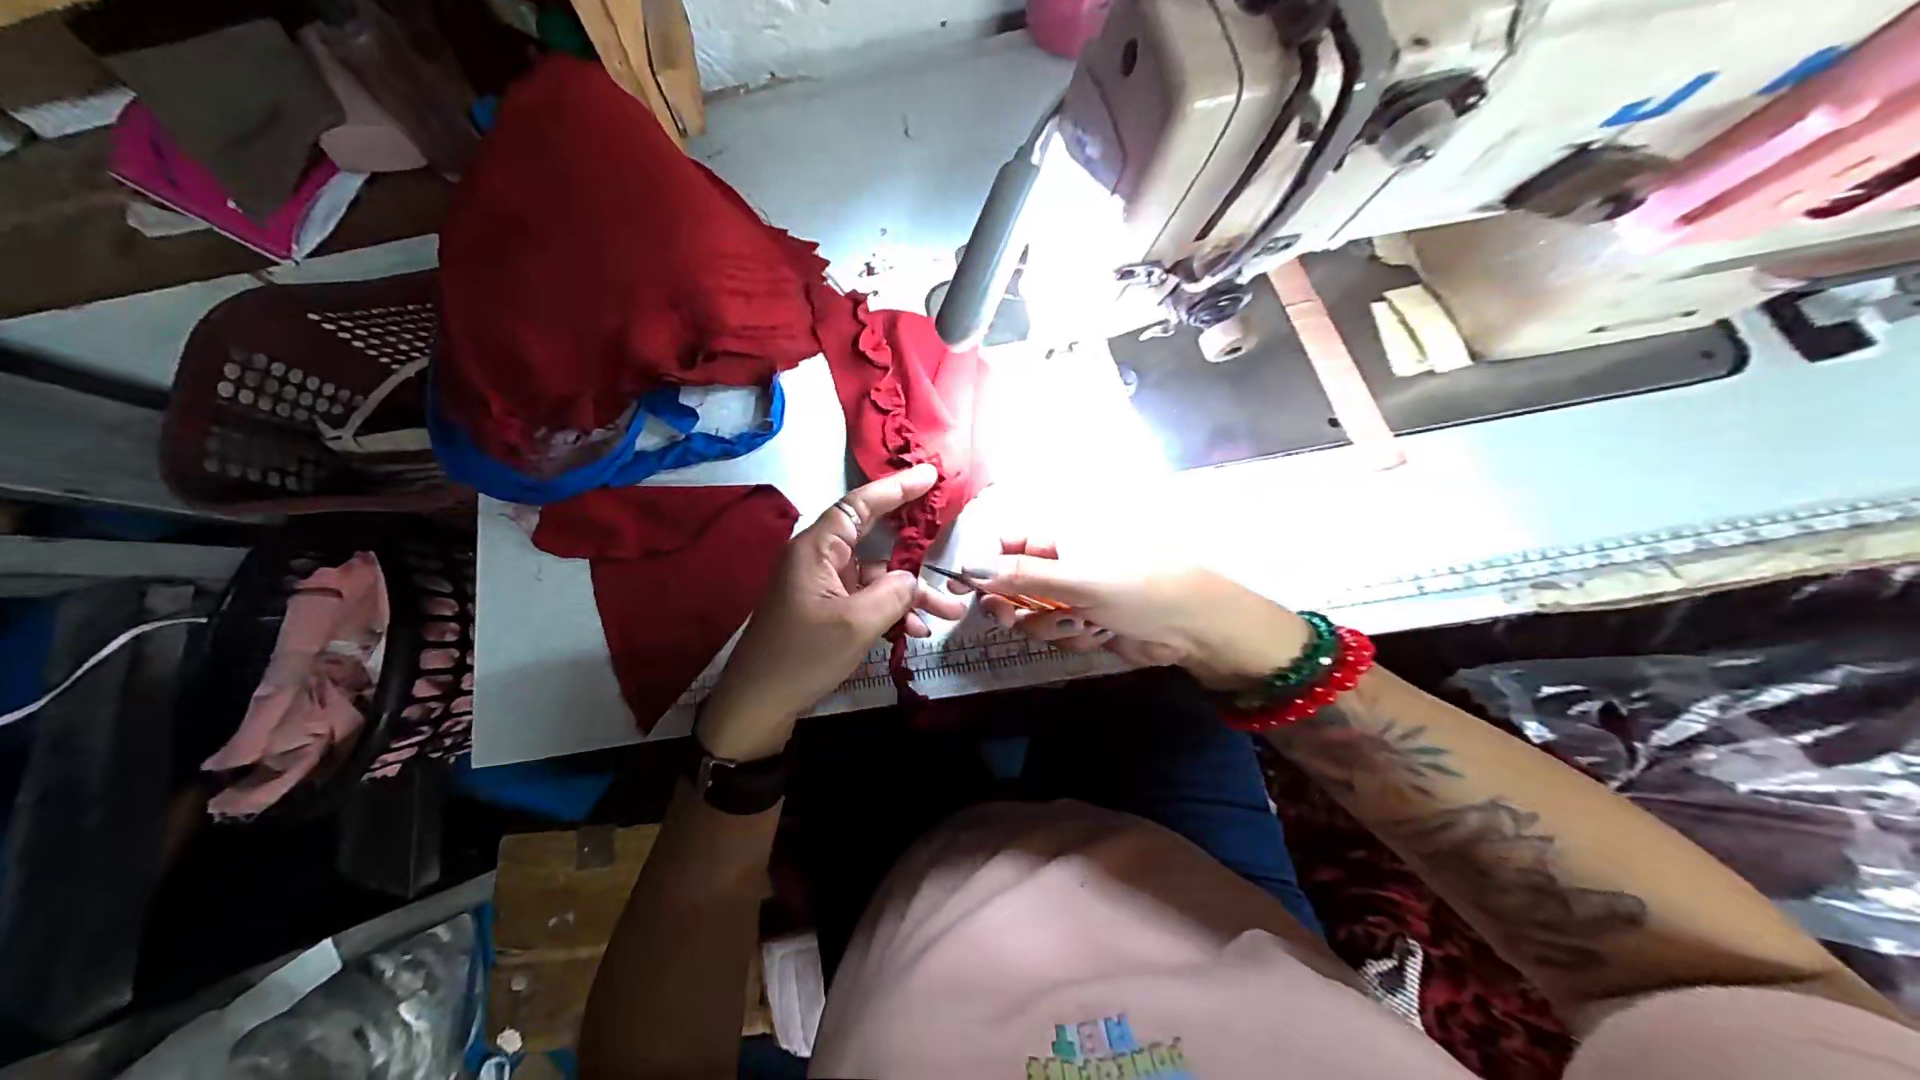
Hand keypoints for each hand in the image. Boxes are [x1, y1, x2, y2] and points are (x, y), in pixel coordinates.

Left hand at [698, 464, 966, 760]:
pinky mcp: (825, 611)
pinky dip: (891, 612)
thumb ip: (893, 594)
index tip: (929, 475)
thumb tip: (911, 580)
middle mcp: (819, 560)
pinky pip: (866, 600)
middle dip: (913, 543)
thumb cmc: (802, 656)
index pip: (859, 505)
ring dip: (910, 593)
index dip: (896, 488)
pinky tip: (916, 631)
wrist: (758, 705)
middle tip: (947, 528)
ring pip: (876, 577)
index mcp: (816, 549)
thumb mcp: (856, 624)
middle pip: (873, 539)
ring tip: (948, 612)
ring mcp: (822, 587)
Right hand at [948, 536, 1311, 689]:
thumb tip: (969, 566)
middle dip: (1014, 605)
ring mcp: (1073, 597)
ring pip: (1033, 616)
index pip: (1006, 545)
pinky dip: (1075, 639)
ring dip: (1052, 626)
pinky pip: (1058, 636)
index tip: (965, 589)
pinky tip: (1102, 634)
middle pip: (1011, 585)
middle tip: (1012, 616)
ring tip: (1084, 623)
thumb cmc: (1139, 589)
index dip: (984, 566)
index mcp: (1060, 539)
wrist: (1194, 629)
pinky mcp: (1086, 626)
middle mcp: (1062, 565)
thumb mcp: (1079, 579)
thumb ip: (1021, 575)